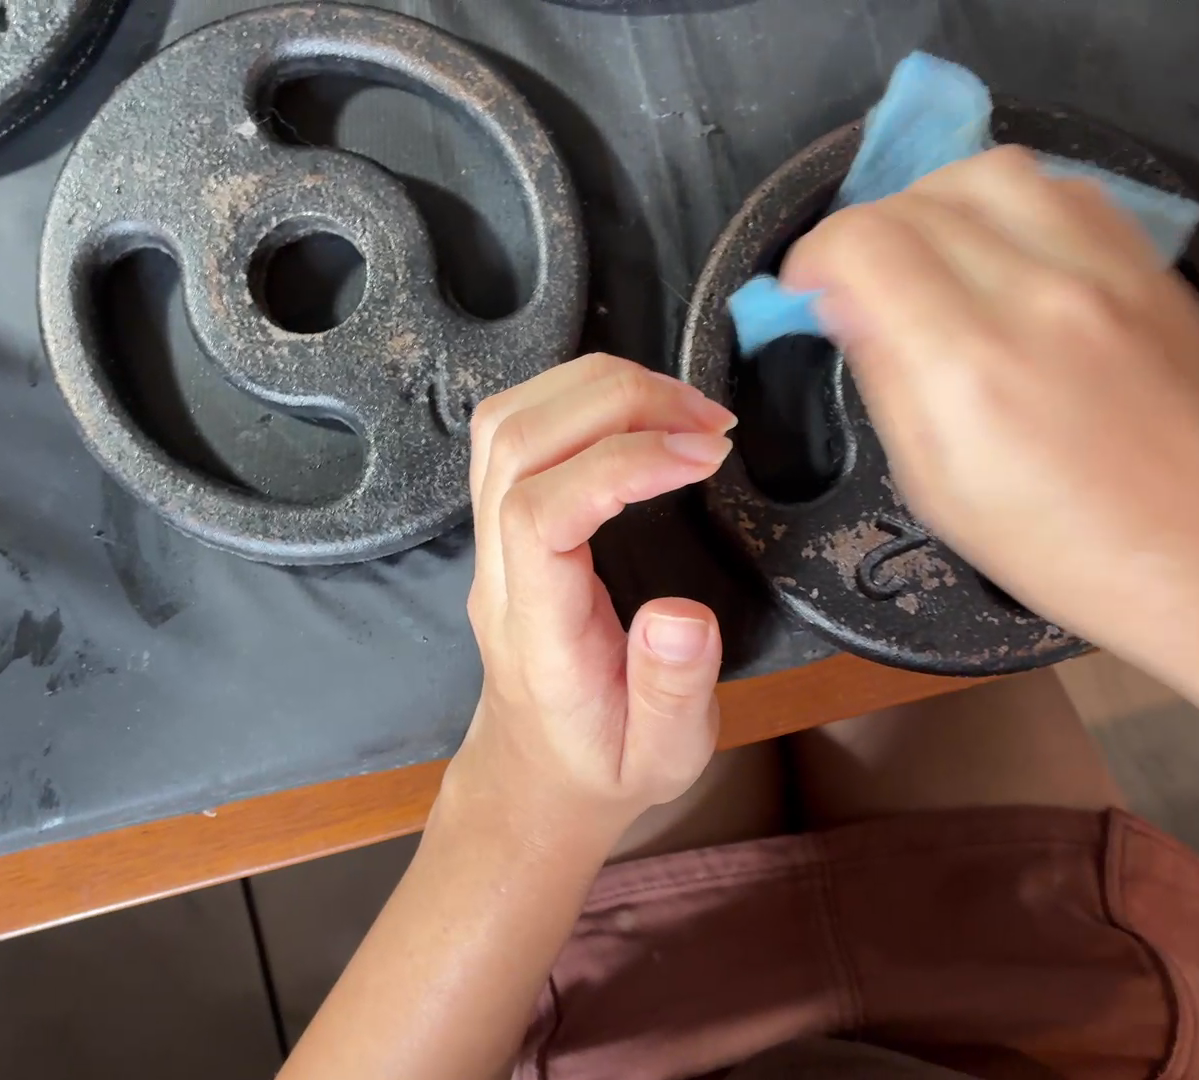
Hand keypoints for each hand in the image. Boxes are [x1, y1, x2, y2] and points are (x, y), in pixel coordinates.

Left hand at [450, 354, 738, 854]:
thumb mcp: (661, 756)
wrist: (536, 771)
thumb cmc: (601, 764)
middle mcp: (499, 569)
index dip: (620, 463)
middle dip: (618, 401)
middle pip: (516, 443)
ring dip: (596, 389)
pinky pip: (514, 432)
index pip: (541, 512)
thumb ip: (672, 690)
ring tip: (681, 407)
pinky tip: (638, 414)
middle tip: (709, 418)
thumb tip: (684, 611)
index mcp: (536, 627)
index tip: (705, 453)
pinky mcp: (502, 523)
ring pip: (506, 424)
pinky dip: (576, 398)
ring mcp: (490, 540)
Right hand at [781, 146, 1198, 682]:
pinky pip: (1056, 187)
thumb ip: (885, 378)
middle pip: (916, 200)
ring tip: (918, 257)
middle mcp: (1034, 292)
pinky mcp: (1150, 263)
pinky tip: (990, 249)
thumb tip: (843, 305)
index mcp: (965, 364)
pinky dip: (997, 203)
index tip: (805, 291)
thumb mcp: (933, 485)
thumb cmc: (1054, 546)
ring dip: (927, 204)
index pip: (863, 245)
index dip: (815, 258)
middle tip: (853, 285)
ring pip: (986, 172)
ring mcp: (1104, 267)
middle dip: (860, 234)